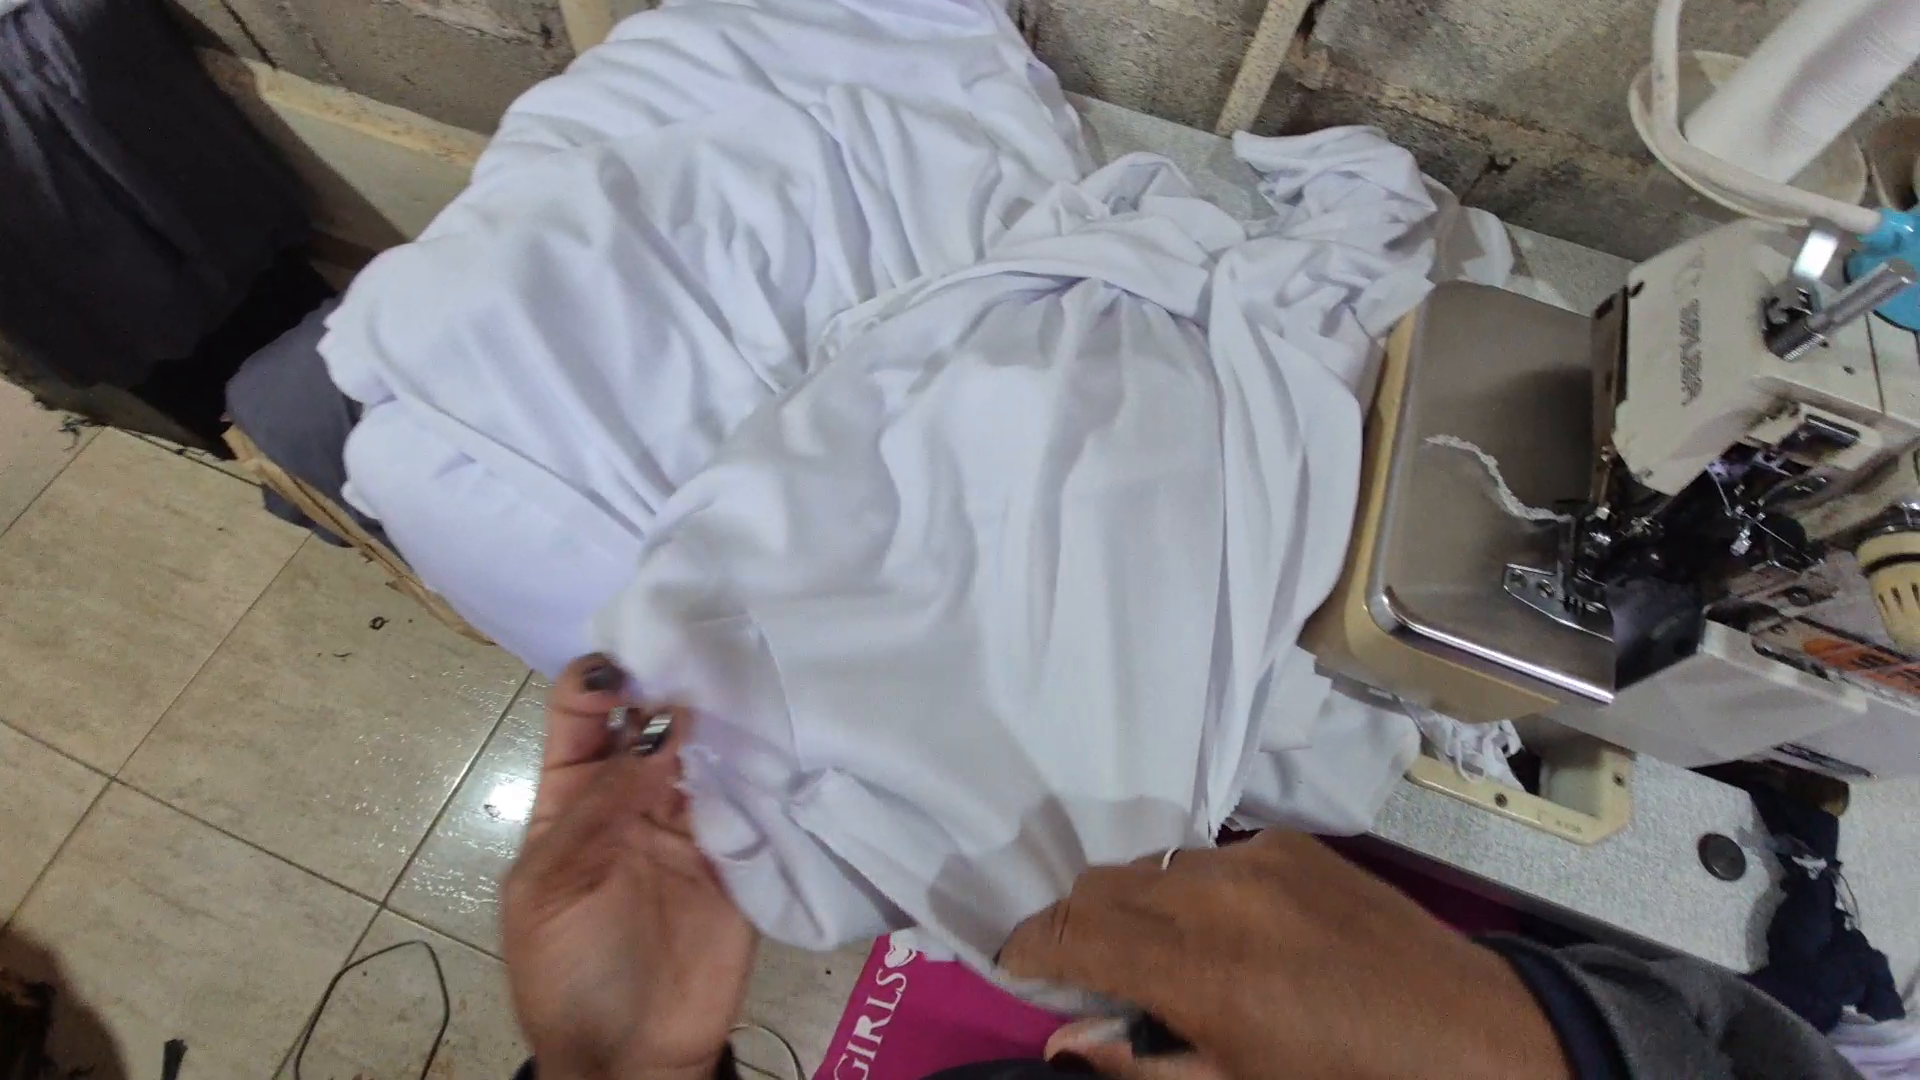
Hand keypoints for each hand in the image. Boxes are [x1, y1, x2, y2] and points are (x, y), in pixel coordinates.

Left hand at [503, 655, 756, 1079]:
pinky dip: (757, 756)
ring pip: (703, 747)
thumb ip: (594, 810)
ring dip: (715, 715)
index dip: (595, 686)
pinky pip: (749, 787)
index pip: (580, 723)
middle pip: (649, 723)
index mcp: (573, 801)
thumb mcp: (546, 892)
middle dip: (665, 686)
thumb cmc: (571, 971)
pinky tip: (771, 723)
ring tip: (737, 677)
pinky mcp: (743, 836)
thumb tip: (654, 735)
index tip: (627, 668)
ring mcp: (693, 814)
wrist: (639, 1053)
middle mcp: (635, 794)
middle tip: (698, 655)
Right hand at [1000, 832, 1569, 1079]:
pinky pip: (1206, 856)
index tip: (1015, 963)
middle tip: (1088, 968)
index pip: (1076, 934)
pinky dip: (1191, 890)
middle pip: (1099, 884)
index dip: (1030, 946)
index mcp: (1206, 972)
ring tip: (1165, 949)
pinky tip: (1236, 929)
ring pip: (1147, 864)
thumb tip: (1062, 1040)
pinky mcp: (1286, 841)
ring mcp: (1253, 857)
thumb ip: (1142, 1068)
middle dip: (1075, 925)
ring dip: (1132, 906)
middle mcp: (1216, 894)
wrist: (1486, 1040)